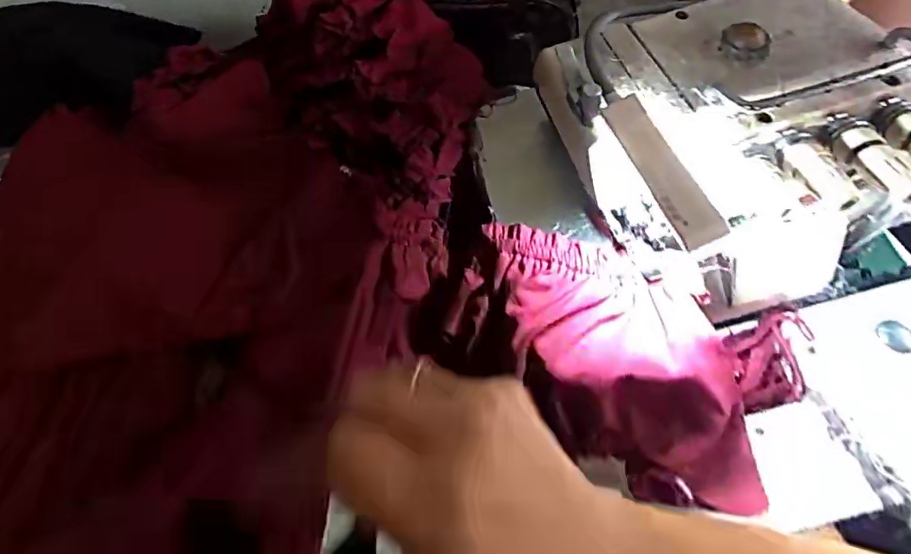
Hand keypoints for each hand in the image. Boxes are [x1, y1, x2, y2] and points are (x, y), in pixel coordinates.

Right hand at [327, 362, 627, 553]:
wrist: (584, 546)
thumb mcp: (426, 552)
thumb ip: (379, 508)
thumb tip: (341, 472)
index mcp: (432, 494)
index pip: (345, 443)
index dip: (327, 456)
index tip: (325, 469)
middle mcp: (455, 430)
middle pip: (368, 389)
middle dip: (353, 415)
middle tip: (354, 445)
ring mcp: (483, 396)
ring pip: (403, 373)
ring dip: (390, 402)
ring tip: (394, 433)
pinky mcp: (504, 383)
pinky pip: (444, 378)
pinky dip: (429, 399)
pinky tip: (440, 428)